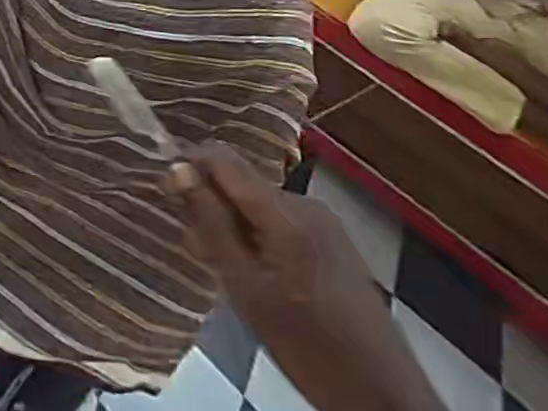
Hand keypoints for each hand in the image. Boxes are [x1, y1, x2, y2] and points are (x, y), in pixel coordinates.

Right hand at [170, 147, 384, 345]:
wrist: (382, 396)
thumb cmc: (305, 345)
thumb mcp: (244, 285)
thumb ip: (210, 222)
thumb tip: (177, 168)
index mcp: (286, 214)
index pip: (223, 160)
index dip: (189, 165)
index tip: (166, 191)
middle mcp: (306, 205)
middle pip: (240, 182)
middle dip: (210, 204)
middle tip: (197, 248)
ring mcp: (324, 222)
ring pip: (256, 202)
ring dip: (231, 223)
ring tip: (224, 267)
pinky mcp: (332, 240)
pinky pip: (278, 219)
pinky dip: (256, 235)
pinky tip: (254, 272)